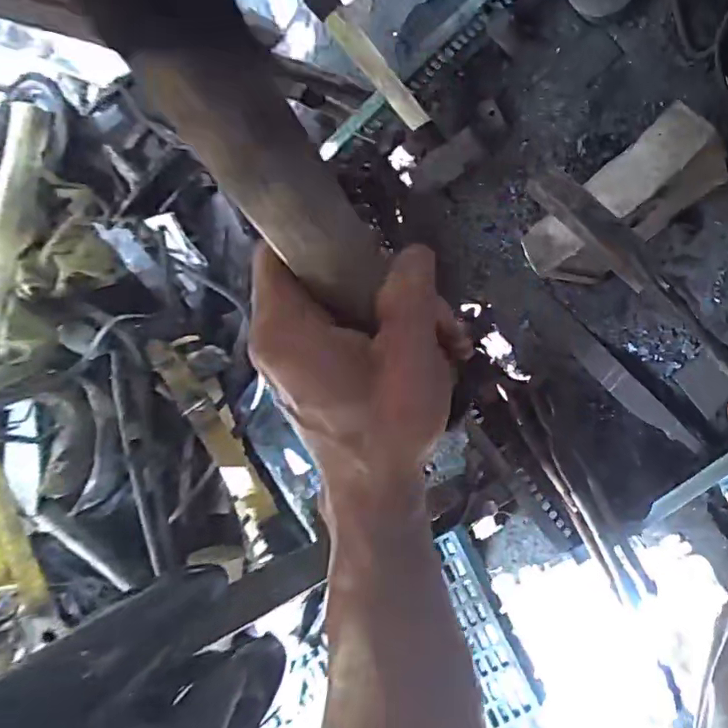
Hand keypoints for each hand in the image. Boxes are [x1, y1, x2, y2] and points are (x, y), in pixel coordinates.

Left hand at [250, 244, 464, 519]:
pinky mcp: (324, 377)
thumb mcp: (410, 350)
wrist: (380, 491)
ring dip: (407, 318)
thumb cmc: (389, 421)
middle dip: (395, 290)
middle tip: (441, 316)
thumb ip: (410, 294)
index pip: (278, 255)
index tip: (376, 240)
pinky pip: (357, 338)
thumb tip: (414, 252)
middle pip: (333, 283)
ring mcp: (303, 360)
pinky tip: (437, 357)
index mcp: (286, 329)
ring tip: (449, 343)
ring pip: (354, 311)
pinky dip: (396, 340)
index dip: (322, 236)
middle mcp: (282, 339)